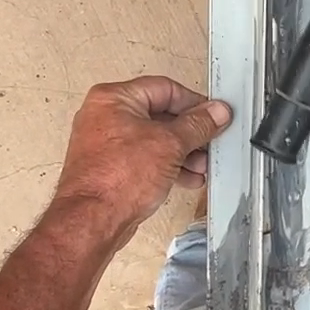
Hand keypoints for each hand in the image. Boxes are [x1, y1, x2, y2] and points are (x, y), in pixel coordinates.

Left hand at [52, 76, 231, 231]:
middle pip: (161, 115)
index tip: (214, 116)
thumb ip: (197, 126)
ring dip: (183, 153)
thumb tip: (216, 112)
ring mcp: (107, 143)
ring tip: (201, 166)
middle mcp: (106, 116)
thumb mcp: (170, 145)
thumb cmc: (116, 179)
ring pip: (155, 140)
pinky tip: (187, 179)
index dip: (194, 103)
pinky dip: (168, 166)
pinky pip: (146, 159)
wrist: (93, 220)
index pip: (165, 89)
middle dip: (190, 133)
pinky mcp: (111, 167)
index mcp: (114, 98)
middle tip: (210, 142)